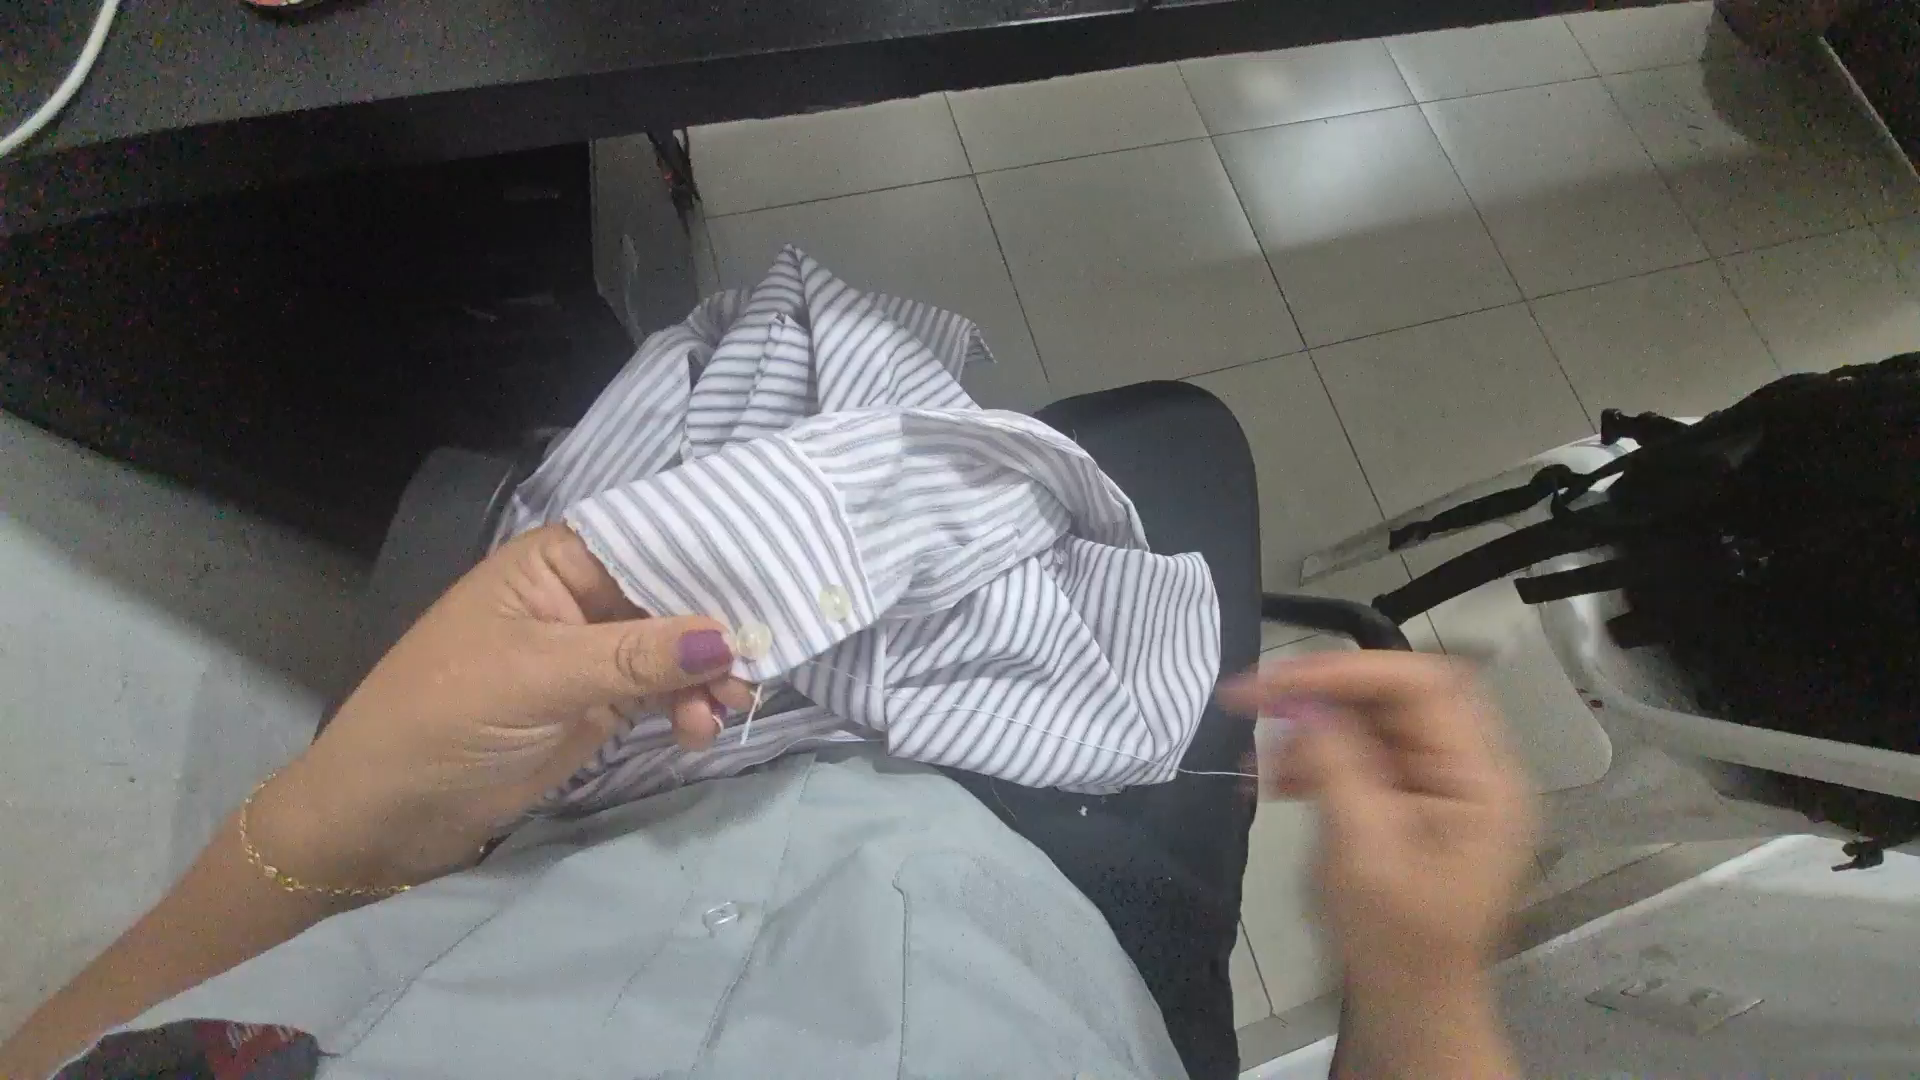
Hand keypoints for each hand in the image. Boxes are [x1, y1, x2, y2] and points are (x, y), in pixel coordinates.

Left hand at [257, 524, 754, 887]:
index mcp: (558, 563)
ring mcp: (600, 651)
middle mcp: (586, 597)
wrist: (383, 820)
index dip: (706, 560)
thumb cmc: (438, 720)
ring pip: (680, 648)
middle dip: (717, 628)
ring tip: (730, 706)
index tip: (765, 581)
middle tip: (757, 662)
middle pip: (674, 597)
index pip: (648, 542)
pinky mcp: (609, 700)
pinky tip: (699, 730)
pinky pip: (670, 691)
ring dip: (711, 675)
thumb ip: (634, 656)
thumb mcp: (536, 677)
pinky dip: (693, 707)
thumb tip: (725, 638)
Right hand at [1220, 652, 1533, 999]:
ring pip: (1362, 717)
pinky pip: (1348, 747)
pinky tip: (1276, 781)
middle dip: (1318, 694)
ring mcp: (1431, 778)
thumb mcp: (1364, 854)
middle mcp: (1462, 768)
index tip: (1280, 683)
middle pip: (1389, 695)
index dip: (1351, 671)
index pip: (1424, 687)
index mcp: (1480, 781)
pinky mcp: (1398, 791)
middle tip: (1254, 699)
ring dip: (1305, 729)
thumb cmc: (1396, 942)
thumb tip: (1304, 704)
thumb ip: (1338, 768)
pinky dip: (1306, 755)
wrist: (1407, 1000)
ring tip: (1263, 764)